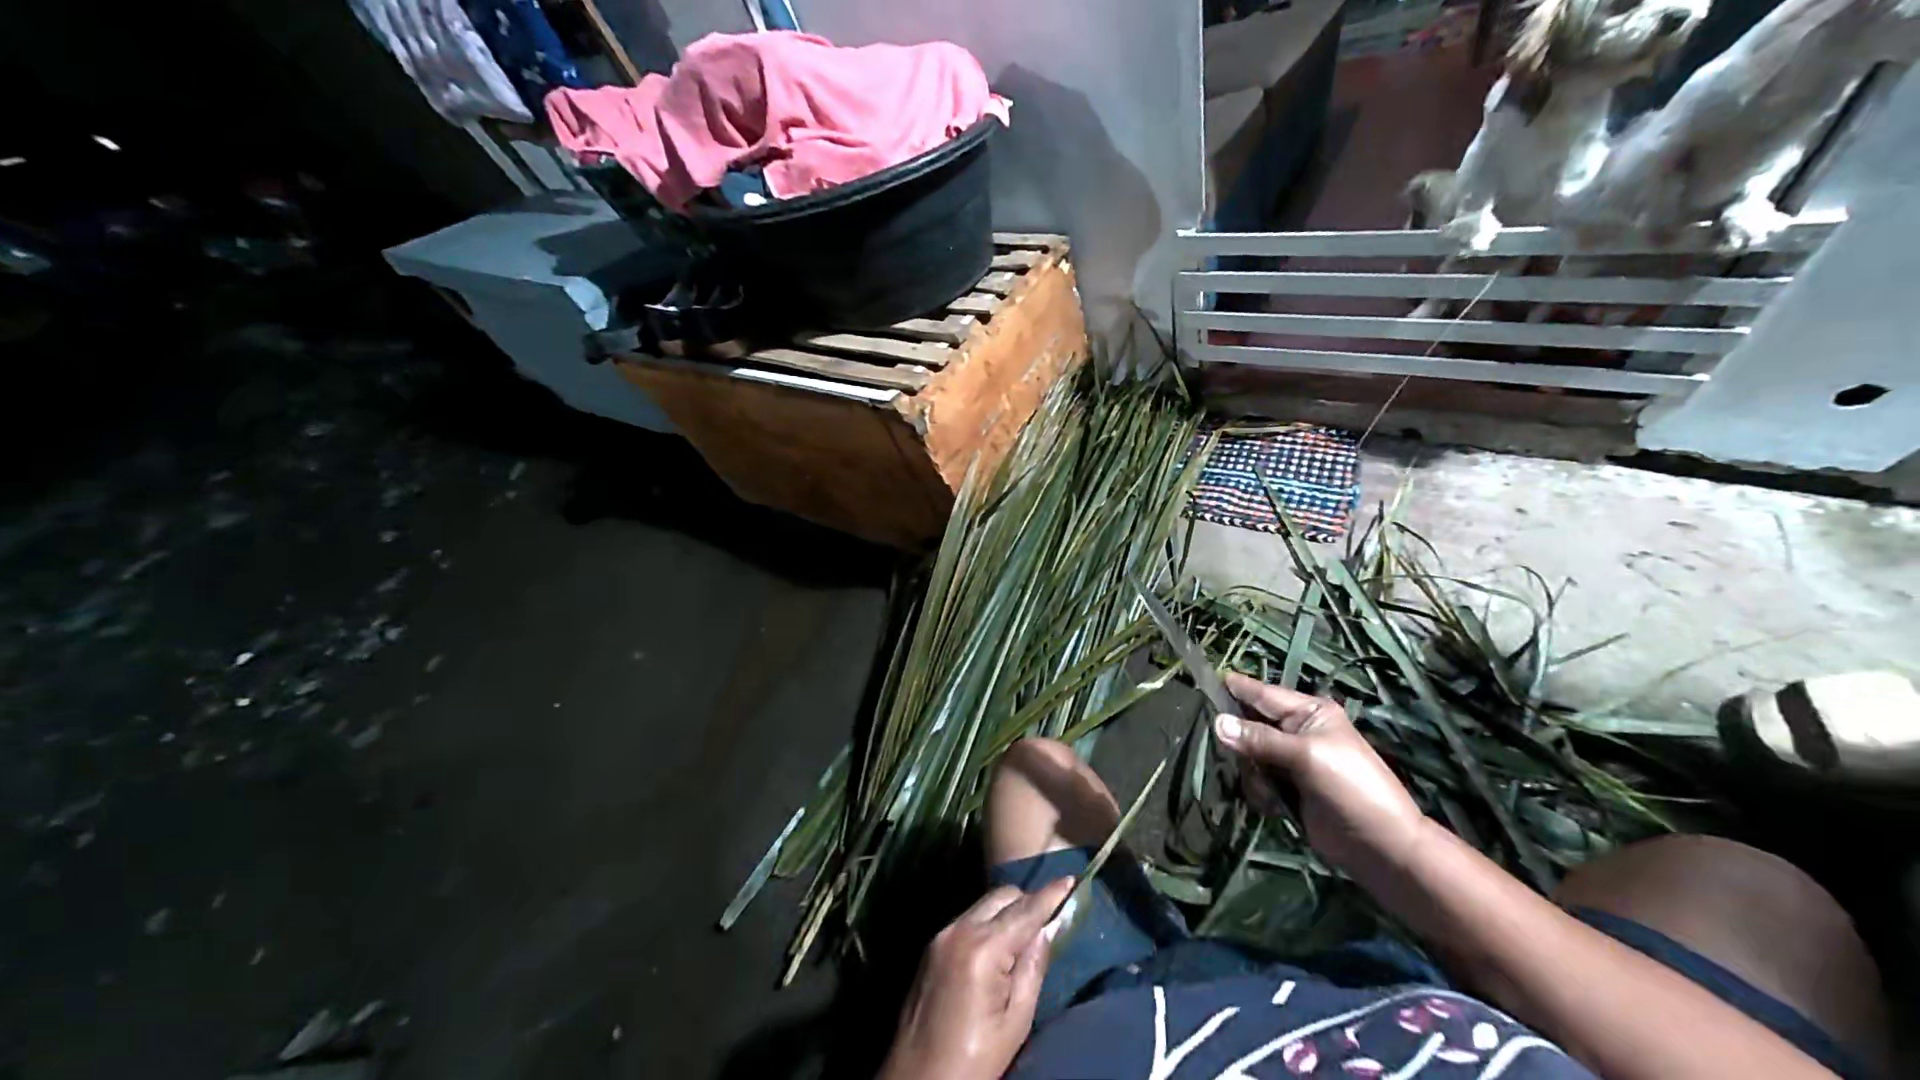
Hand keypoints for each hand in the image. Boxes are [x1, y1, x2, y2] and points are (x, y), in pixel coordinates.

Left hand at [877, 876, 1074, 1079]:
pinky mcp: (932, 944)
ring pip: (984, 904)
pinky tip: (998, 948)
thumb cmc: (974, 1059)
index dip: (1050, 894)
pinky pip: (969, 918)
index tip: (1070, 879)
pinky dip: (988, 922)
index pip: (1025, 910)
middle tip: (1049, 921)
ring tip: (1025, 938)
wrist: (918, 1077)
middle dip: (1027, 902)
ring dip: (1007, 911)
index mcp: (983, 949)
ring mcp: (942, 934)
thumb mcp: (1016, 1021)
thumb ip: (1033, 967)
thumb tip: (1048, 928)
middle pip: (1003, 896)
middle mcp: (960, 929)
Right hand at [1216, 673, 1427, 882]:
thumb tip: (1216, 722)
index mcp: (1308, 711)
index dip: (1233, 689)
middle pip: (1246, 725)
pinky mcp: (1285, 786)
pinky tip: (1275, 806)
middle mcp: (1295, 730)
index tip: (1198, 681)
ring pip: (1246, 756)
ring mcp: (1289, 760)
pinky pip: (1254, 780)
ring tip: (1270, 793)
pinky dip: (1259, 793)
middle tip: (1249, 762)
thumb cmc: (1350, 788)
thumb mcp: (1305, 756)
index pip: (1260, 693)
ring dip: (1253, 776)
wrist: (1380, 845)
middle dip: (1243, 746)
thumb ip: (1259, 739)